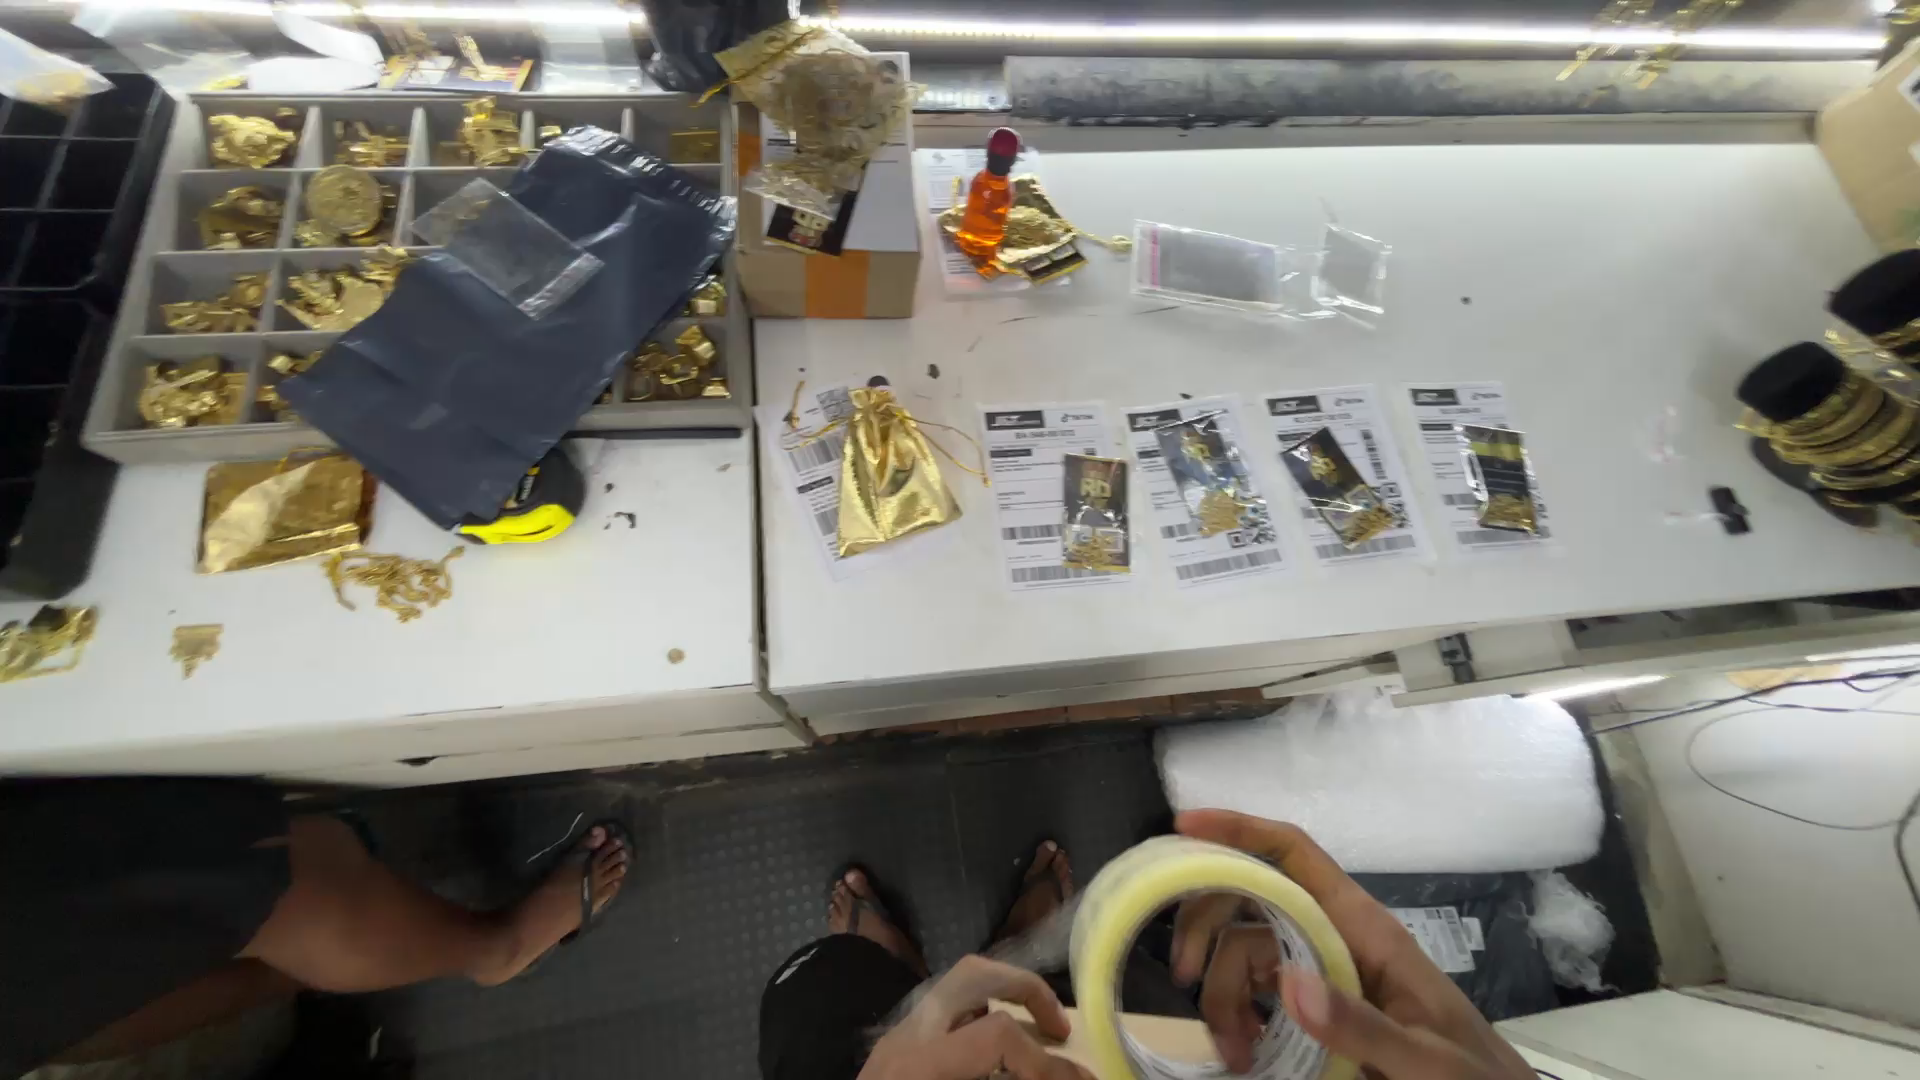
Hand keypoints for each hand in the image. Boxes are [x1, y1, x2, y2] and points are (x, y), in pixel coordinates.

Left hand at [859, 955, 1092, 1079]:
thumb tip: (1060, 1078)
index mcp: (920, 1067)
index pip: (997, 1035)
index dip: (1044, 1063)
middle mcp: (907, 1037)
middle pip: (972, 974)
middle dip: (1025, 989)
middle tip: (1060, 1028)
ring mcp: (898, 1036)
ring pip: (957, 983)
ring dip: (1003, 996)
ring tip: (1037, 1030)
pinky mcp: (895, 1048)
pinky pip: (945, 1013)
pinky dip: (979, 1019)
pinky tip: (997, 1054)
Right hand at [1172, 810, 1535, 1079]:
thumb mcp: (1431, 1068)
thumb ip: (1363, 1026)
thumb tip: (1287, 983)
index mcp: (1361, 926)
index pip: (1293, 852)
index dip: (1239, 828)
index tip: (1184, 828)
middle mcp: (1331, 933)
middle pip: (1249, 897)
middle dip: (1208, 926)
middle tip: (1185, 974)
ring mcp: (1318, 967)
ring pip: (1243, 947)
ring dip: (1221, 990)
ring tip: (1231, 1050)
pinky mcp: (1312, 1003)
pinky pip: (1253, 987)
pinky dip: (1235, 1013)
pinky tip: (1242, 1051)